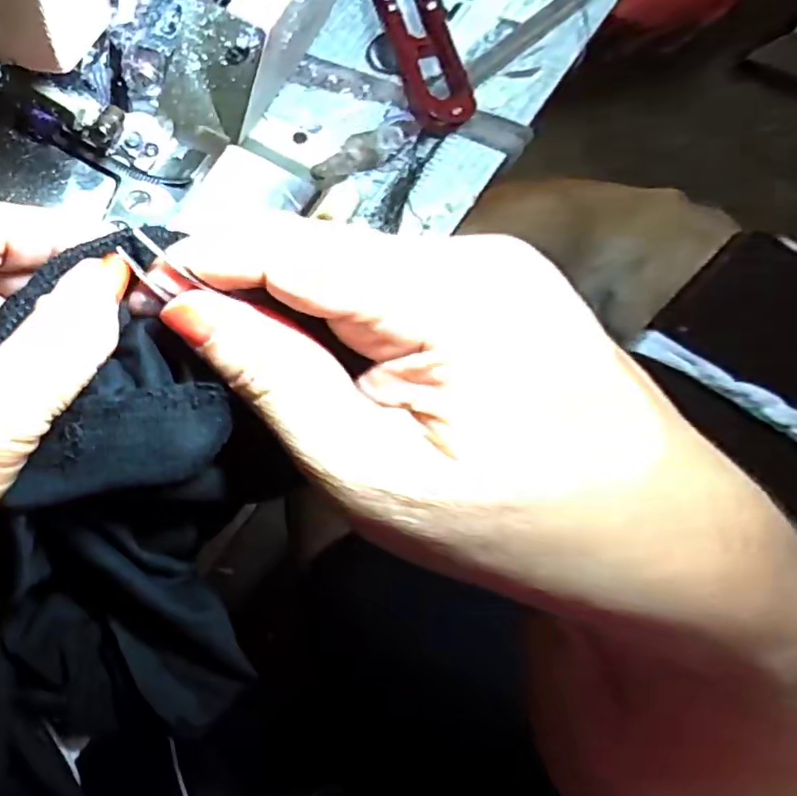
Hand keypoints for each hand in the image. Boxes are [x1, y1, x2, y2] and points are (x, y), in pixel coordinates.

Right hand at [154, 214, 796, 670]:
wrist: (658, 550)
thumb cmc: (506, 527)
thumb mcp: (362, 466)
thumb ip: (269, 375)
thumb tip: (185, 308)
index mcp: (447, 295)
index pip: (286, 248)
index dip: (200, 259)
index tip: (137, 290)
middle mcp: (466, 252)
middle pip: (305, 245)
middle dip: (224, 275)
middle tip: (163, 317)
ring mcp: (477, 260)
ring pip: (328, 258)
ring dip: (262, 291)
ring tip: (213, 333)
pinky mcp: (475, 280)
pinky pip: (361, 276)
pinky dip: (305, 302)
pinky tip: (282, 336)